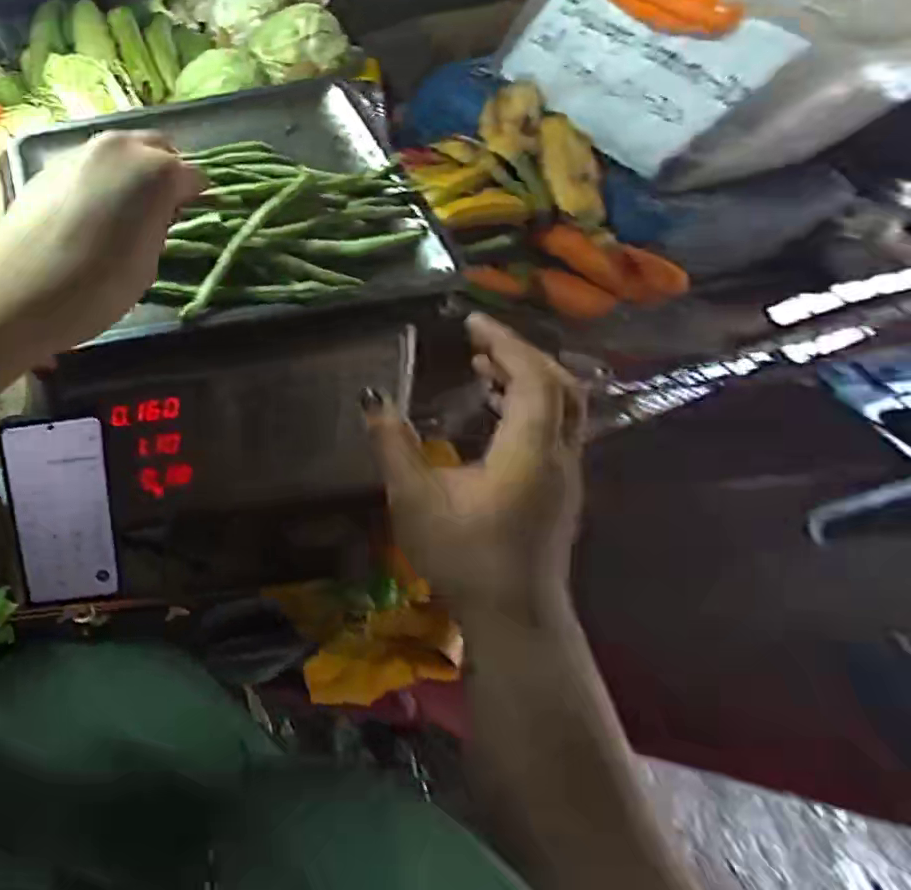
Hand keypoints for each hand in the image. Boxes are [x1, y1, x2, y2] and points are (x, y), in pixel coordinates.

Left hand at [0, 130, 204, 349]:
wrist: (12, 295)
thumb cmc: (90, 289)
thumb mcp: (145, 268)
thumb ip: (157, 230)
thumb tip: (153, 217)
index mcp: (156, 169)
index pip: (192, 177)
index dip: (192, 201)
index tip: (186, 221)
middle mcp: (117, 148)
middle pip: (154, 150)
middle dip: (159, 176)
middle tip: (153, 214)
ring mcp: (75, 154)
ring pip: (114, 157)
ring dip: (123, 177)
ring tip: (114, 216)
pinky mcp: (43, 171)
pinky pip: (82, 171)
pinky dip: (91, 185)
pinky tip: (81, 218)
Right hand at [363, 314, 586, 624]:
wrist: (514, 615)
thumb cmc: (462, 555)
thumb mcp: (413, 498)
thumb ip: (393, 445)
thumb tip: (373, 398)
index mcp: (528, 454)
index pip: (534, 381)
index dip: (506, 344)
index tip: (470, 321)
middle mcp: (559, 457)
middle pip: (561, 388)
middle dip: (521, 354)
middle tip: (477, 337)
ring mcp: (564, 475)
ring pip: (564, 408)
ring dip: (527, 377)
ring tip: (482, 365)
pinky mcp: (557, 489)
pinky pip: (554, 427)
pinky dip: (528, 403)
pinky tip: (492, 409)